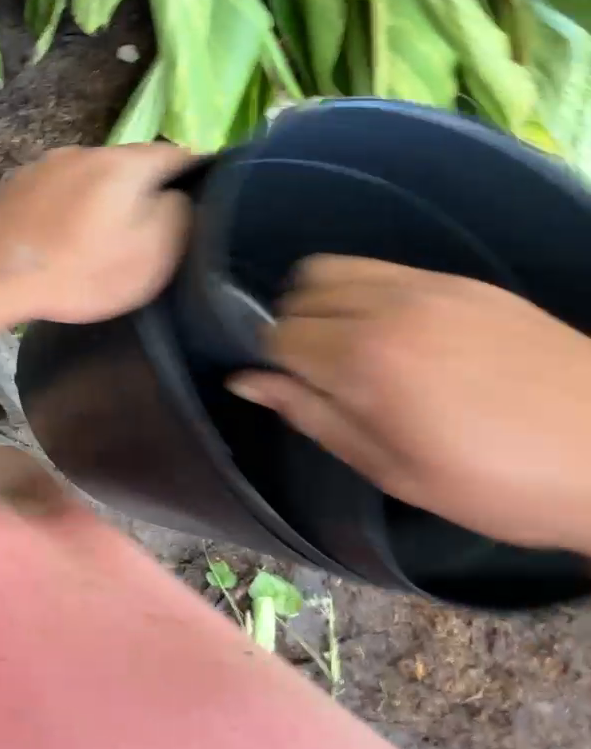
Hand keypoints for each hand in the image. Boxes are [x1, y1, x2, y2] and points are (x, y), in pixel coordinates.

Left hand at [0, 143, 192, 323]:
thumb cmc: (76, 271)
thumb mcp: (153, 252)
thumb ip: (179, 213)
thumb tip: (177, 194)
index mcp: (119, 161)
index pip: (177, 155)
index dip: (197, 179)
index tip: (203, 207)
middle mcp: (78, 151)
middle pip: (129, 165)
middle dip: (144, 191)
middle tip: (151, 229)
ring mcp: (39, 167)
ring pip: (89, 178)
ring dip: (102, 199)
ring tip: (103, 236)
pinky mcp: (11, 188)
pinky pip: (56, 191)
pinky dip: (67, 207)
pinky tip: (62, 236)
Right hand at [231, 258, 590, 555]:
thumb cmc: (504, 482)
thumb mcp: (393, 470)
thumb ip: (310, 416)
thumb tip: (244, 380)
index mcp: (364, 363)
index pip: (272, 337)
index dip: (274, 364)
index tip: (299, 388)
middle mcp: (385, 312)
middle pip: (292, 303)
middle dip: (294, 334)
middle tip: (326, 373)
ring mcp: (426, 290)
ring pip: (323, 274)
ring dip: (319, 304)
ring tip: (349, 340)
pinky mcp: (461, 283)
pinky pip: (374, 267)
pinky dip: (358, 288)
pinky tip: (389, 325)